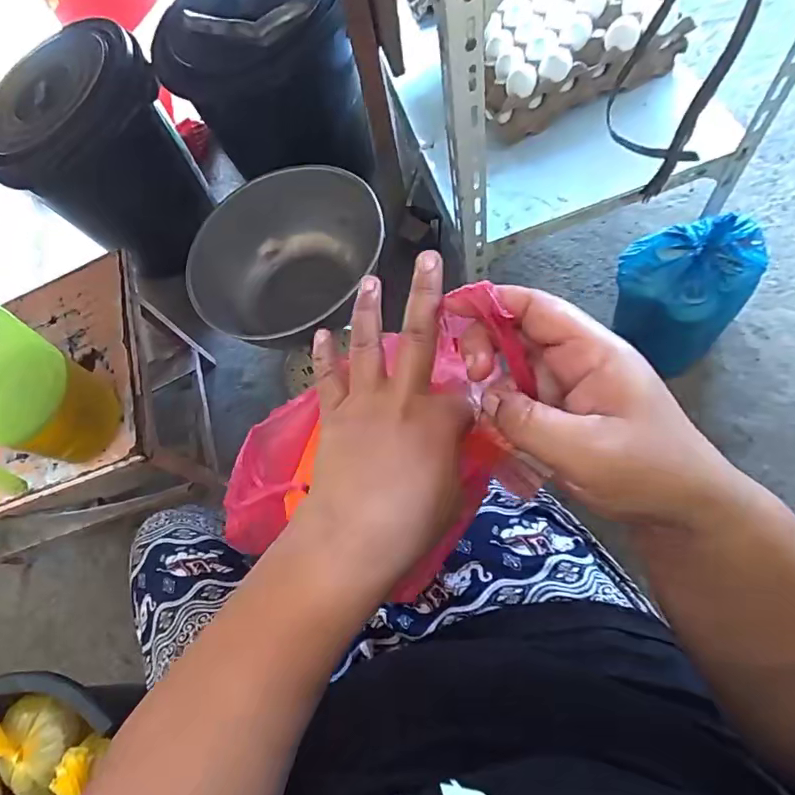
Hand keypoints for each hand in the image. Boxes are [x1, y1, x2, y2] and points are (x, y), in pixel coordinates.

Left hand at [291, 251, 473, 585]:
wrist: (351, 538)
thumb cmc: (411, 524)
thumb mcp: (453, 493)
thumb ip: (457, 458)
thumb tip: (455, 445)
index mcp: (441, 417)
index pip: (466, 392)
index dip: (473, 397)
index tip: (474, 411)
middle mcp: (404, 397)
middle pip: (418, 336)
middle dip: (427, 293)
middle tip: (429, 257)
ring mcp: (364, 403)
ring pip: (367, 345)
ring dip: (367, 309)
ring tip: (369, 279)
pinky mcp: (334, 416)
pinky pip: (329, 378)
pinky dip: (324, 355)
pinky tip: (321, 334)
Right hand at [450, 285, 732, 526]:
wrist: (684, 512)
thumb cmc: (648, 473)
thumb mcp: (585, 450)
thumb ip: (527, 422)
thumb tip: (484, 396)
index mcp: (591, 352)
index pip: (535, 307)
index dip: (491, 300)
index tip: (450, 310)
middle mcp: (577, 364)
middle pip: (518, 335)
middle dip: (486, 348)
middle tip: (470, 380)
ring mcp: (569, 392)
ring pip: (514, 373)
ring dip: (491, 388)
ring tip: (480, 415)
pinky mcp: (562, 419)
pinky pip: (521, 405)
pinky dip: (503, 415)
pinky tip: (493, 436)